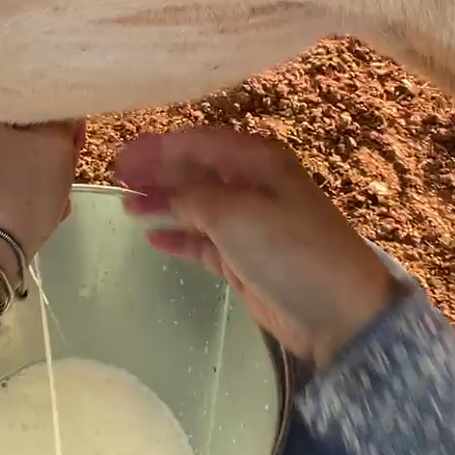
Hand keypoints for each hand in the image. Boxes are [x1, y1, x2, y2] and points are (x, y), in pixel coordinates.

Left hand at [0, 119, 83, 287]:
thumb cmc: (19, 192)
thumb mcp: (55, 146)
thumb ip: (64, 119)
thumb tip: (66, 112)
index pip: (31, 97)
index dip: (60, 114)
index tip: (75, 136)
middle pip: (26, 129)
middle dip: (53, 148)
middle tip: (67, 166)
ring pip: (21, 156)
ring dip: (46, 173)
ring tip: (58, 195)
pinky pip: (10, 180)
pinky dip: (30, 191)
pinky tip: (47, 209)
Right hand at [114, 127, 399, 366]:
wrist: (338, 312)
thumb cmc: (290, 250)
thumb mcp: (235, 213)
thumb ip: (193, 197)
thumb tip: (164, 193)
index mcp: (257, 161)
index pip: (199, 143)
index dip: (158, 147)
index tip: (122, 156)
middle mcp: (252, 185)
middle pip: (194, 172)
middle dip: (156, 173)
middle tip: (117, 178)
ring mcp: (248, 223)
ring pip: (195, 206)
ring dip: (162, 204)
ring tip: (128, 208)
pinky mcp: (244, 258)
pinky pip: (203, 240)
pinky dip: (179, 237)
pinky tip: (153, 238)